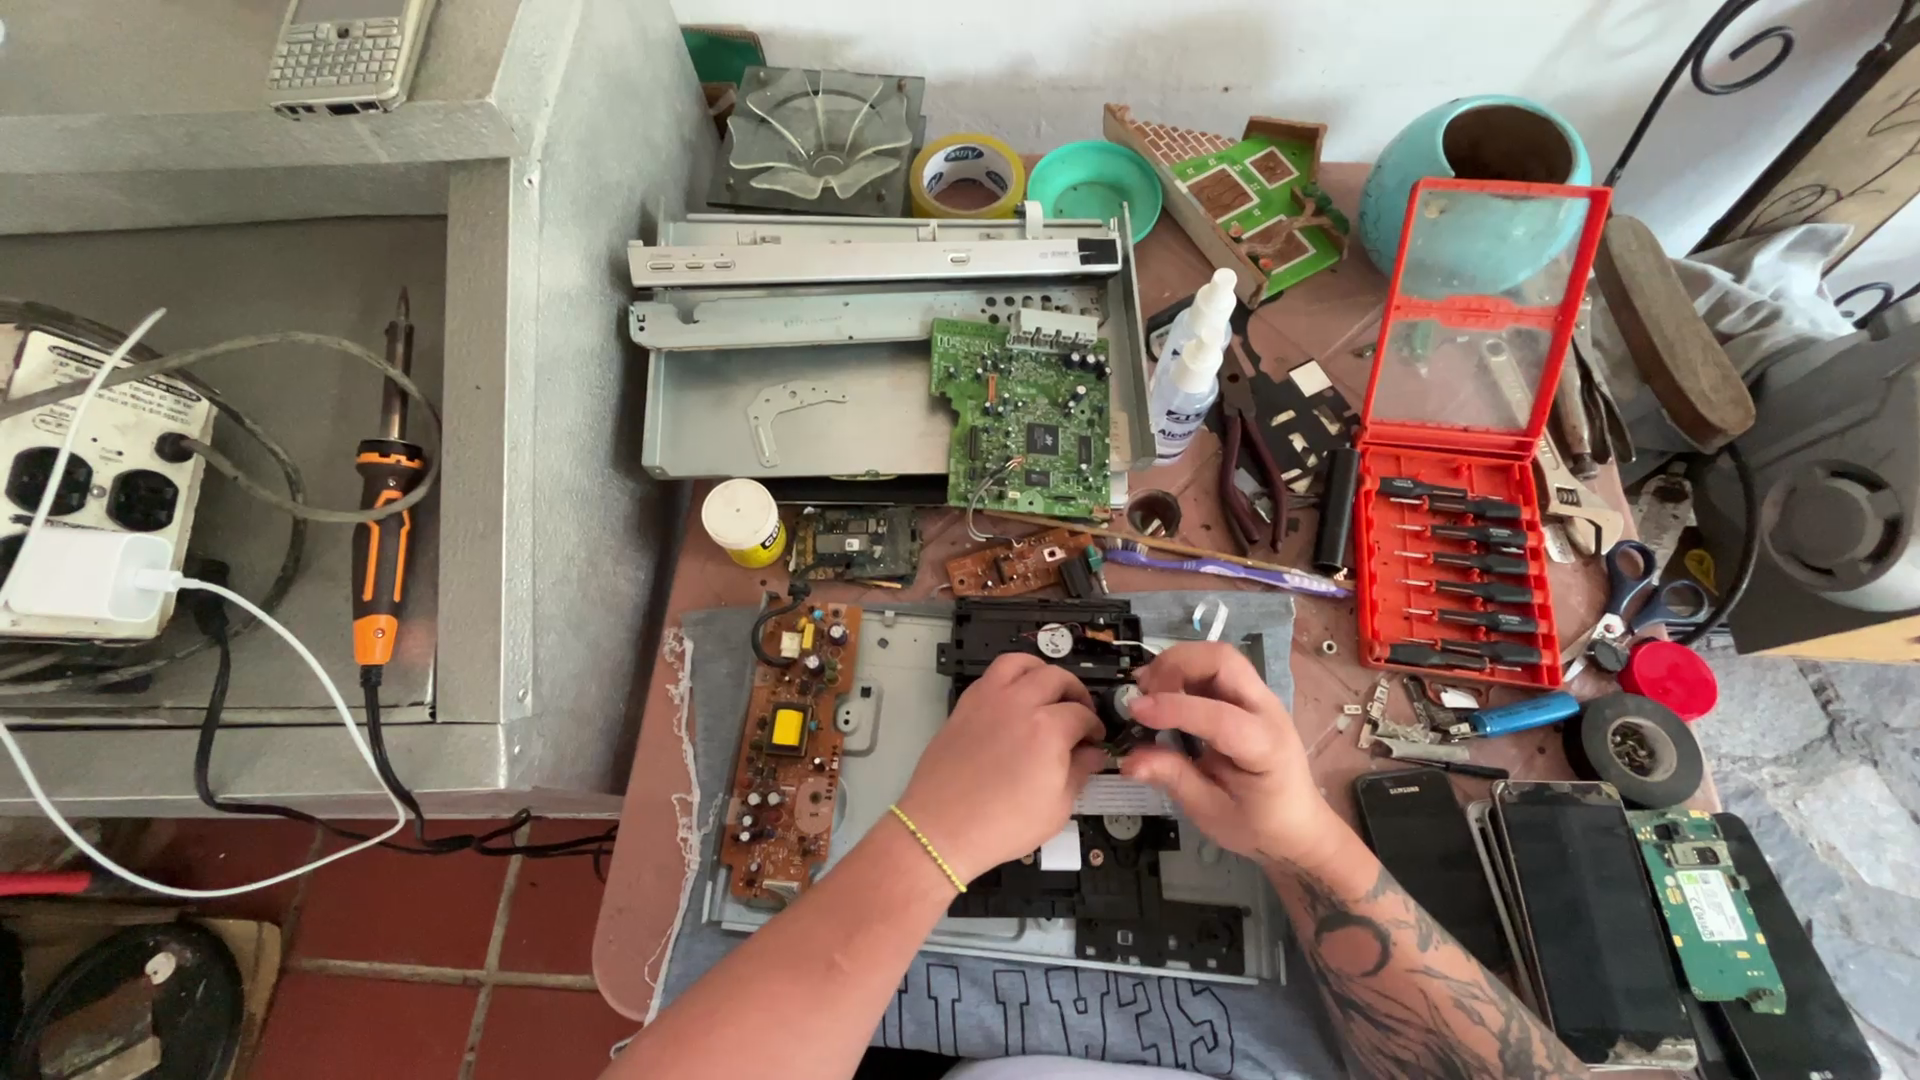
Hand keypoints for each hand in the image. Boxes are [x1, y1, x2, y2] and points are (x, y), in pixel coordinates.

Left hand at [895, 654, 1107, 881]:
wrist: (942, 828)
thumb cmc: (1003, 825)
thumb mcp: (1056, 808)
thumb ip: (1079, 773)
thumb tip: (1094, 755)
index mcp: (1047, 729)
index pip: (1082, 715)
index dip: (1094, 728)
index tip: (1095, 742)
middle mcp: (1019, 703)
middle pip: (1056, 677)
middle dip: (1076, 693)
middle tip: (1079, 714)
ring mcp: (988, 699)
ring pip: (1021, 662)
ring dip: (1041, 671)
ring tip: (1048, 691)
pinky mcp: (966, 703)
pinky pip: (992, 674)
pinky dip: (1011, 677)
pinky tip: (1015, 700)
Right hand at [1119, 643, 1341, 867]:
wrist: (1298, 827)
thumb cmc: (1259, 826)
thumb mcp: (1211, 812)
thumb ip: (1173, 778)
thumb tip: (1129, 760)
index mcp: (1265, 748)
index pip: (1219, 716)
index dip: (1174, 708)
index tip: (1135, 711)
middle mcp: (1267, 711)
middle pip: (1223, 661)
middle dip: (1176, 665)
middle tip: (1144, 691)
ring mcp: (1259, 698)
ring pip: (1217, 656)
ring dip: (1177, 663)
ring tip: (1148, 688)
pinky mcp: (1247, 696)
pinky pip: (1214, 667)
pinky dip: (1183, 669)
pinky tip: (1162, 690)